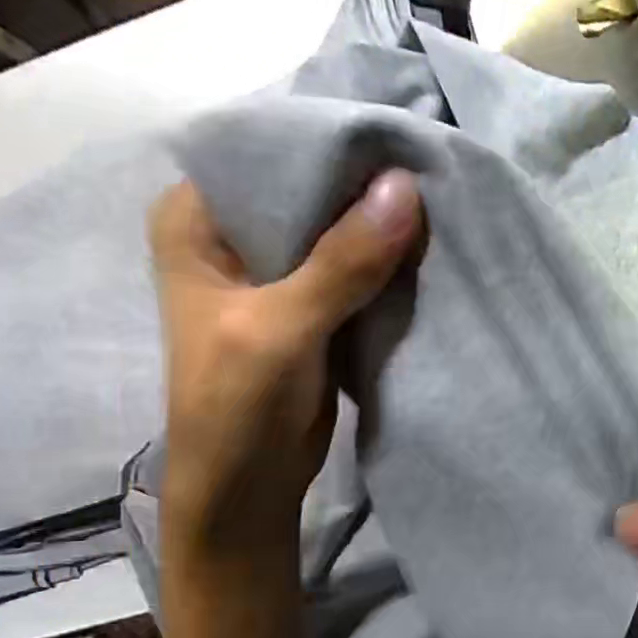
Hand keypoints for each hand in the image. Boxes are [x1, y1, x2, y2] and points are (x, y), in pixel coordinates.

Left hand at [150, 171, 422, 542]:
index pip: (270, 159)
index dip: (333, 152)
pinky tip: (427, 262)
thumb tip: (406, 188)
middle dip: (367, 196)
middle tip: (432, 184)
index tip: (399, 149)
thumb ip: (341, 262)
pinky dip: (388, 274)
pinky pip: (357, 277)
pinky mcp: (315, 313)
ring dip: (384, 236)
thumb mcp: (281, 328)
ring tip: (440, 217)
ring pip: (341, 238)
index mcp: (197, 221)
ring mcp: (279, 278)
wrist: (248, 488)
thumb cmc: (236, 406)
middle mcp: (235, 238)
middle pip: (311, 198)